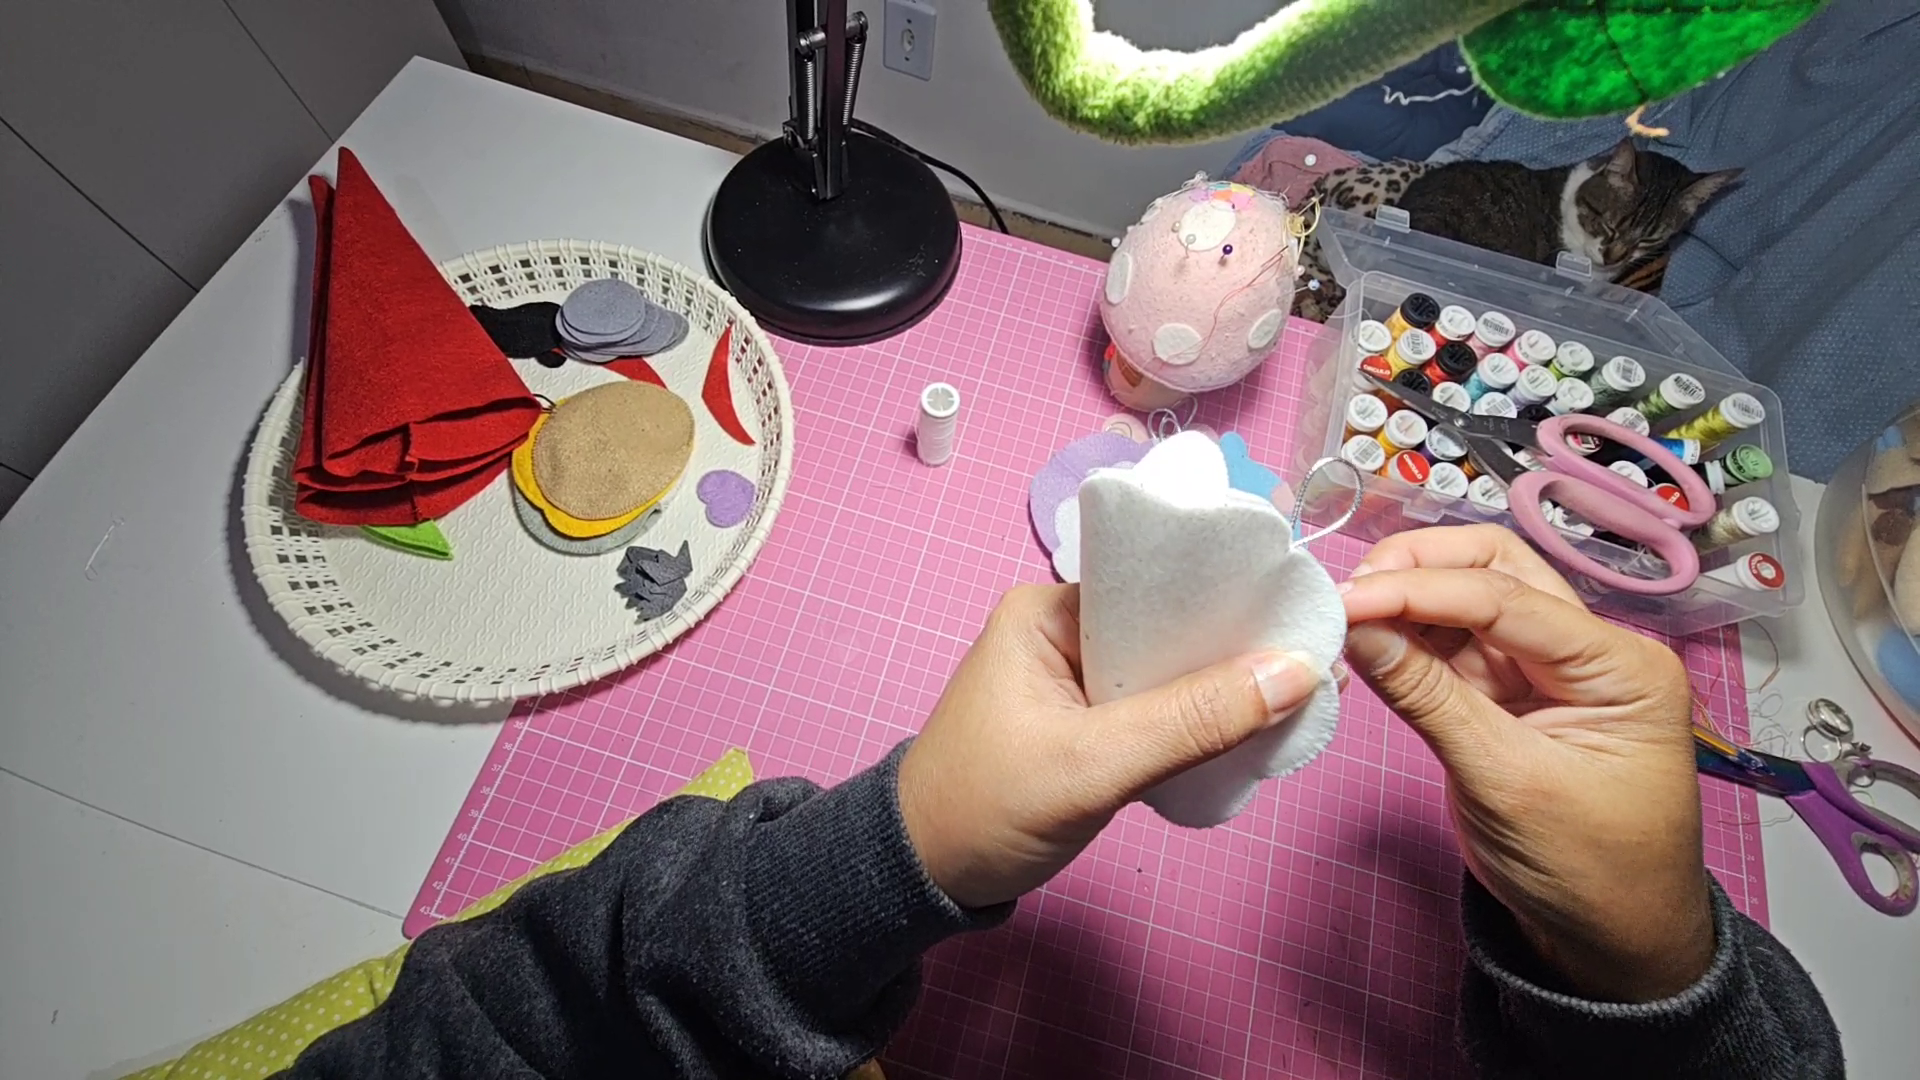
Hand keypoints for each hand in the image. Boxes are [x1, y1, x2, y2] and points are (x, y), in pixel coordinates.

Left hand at [898, 584, 1319, 908]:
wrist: (929, 871)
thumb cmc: (987, 805)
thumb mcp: (1090, 764)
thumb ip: (1190, 721)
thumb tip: (1295, 670)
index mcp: (1047, 611)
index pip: (1150, 585)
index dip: (1222, 598)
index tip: (1294, 615)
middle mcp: (1062, 629)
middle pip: (1162, 626)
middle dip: (1228, 646)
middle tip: (1311, 659)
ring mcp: (1074, 675)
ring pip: (1163, 668)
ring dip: (1216, 685)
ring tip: (1295, 689)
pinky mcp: (1085, 716)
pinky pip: (1153, 703)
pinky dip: (1193, 716)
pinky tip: (1244, 727)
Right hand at [1340, 525, 1713, 1002]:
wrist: (1604, 933)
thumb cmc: (1584, 865)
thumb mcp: (1503, 780)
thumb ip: (1425, 695)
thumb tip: (1353, 626)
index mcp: (1616, 664)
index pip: (1503, 598)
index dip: (1416, 592)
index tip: (1342, 600)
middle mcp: (1579, 645)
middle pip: (1493, 564)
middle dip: (1417, 564)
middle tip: (1350, 591)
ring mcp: (1532, 661)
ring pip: (1462, 589)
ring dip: (1402, 591)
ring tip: (1347, 612)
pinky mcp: (1491, 682)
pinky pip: (1438, 636)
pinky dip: (1396, 628)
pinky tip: (1362, 636)